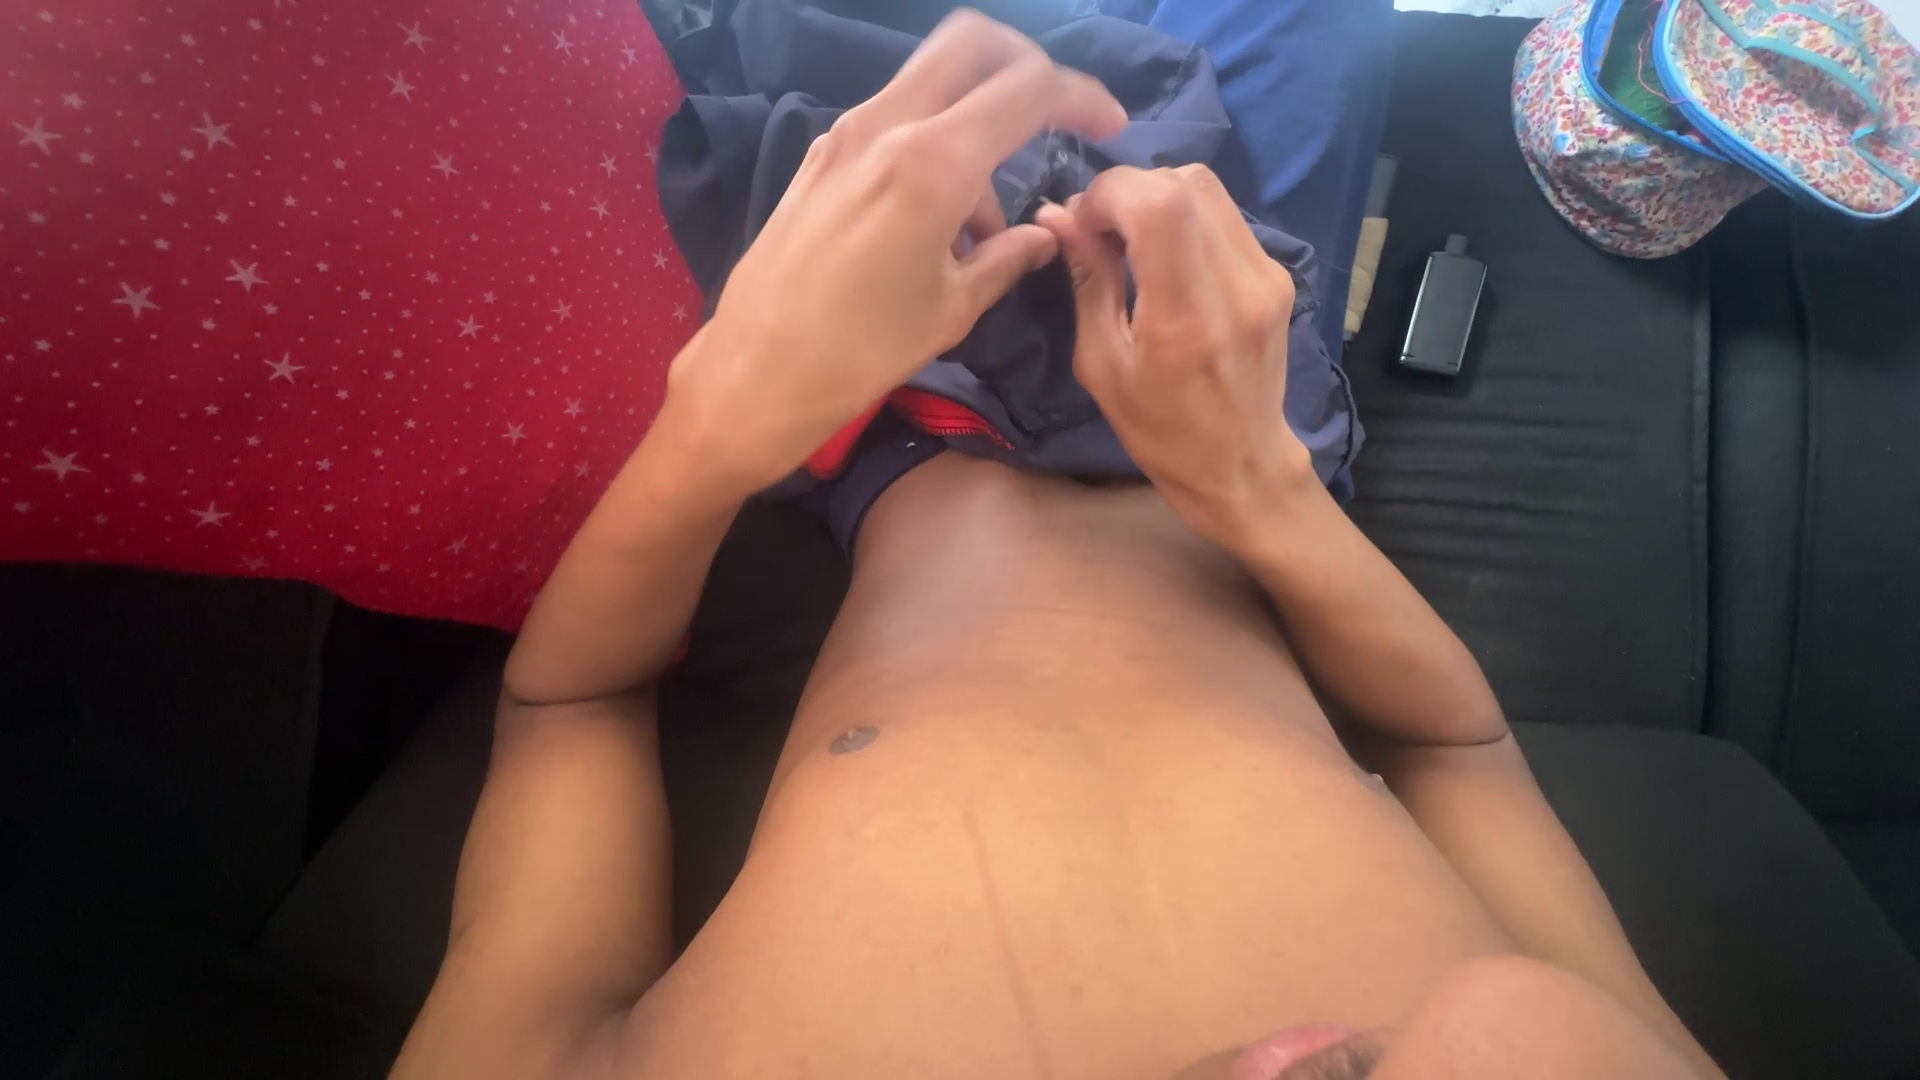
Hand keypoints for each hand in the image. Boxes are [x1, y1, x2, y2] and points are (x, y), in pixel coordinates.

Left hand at [659, 11, 1127, 493]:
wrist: (757, 373)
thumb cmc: (862, 353)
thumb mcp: (950, 310)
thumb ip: (1005, 260)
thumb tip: (1042, 237)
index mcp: (931, 163)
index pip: (1026, 89)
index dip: (1080, 97)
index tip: (1108, 127)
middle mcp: (885, 126)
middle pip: (972, 45)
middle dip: (1024, 71)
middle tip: (1050, 125)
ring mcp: (844, 137)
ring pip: (929, 87)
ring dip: (972, 130)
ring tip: (978, 230)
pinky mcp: (819, 160)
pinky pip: (892, 124)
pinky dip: (930, 150)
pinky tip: (931, 226)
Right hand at [1034, 164, 1314, 546]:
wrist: (1240, 463)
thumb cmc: (1159, 431)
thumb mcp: (1103, 367)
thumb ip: (1087, 284)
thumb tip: (1057, 217)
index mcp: (1185, 318)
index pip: (1156, 203)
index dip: (1108, 194)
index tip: (1080, 224)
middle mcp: (1237, 285)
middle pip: (1184, 183)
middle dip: (1127, 191)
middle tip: (1098, 232)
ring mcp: (1267, 276)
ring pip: (1208, 189)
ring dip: (1155, 198)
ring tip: (1127, 240)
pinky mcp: (1278, 275)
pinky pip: (1223, 217)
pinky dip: (1183, 218)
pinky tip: (1162, 255)